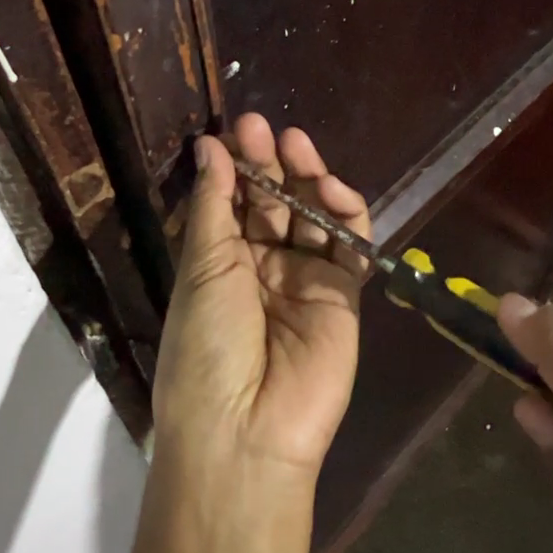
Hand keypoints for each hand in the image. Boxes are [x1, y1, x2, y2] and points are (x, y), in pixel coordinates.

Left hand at [114, 116, 369, 552]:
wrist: (246, 427)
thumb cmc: (207, 343)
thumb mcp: (202, 268)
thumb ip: (215, 205)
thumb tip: (209, 148)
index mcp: (219, 264)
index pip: (232, 202)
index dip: (235, 166)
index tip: (231, 130)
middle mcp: (262, 267)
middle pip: (272, 203)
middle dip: (268, 163)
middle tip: (261, 126)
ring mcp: (305, 279)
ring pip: (311, 215)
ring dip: (305, 178)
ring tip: (295, 143)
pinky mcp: (344, 294)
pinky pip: (349, 244)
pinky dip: (345, 212)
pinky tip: (330, 186)